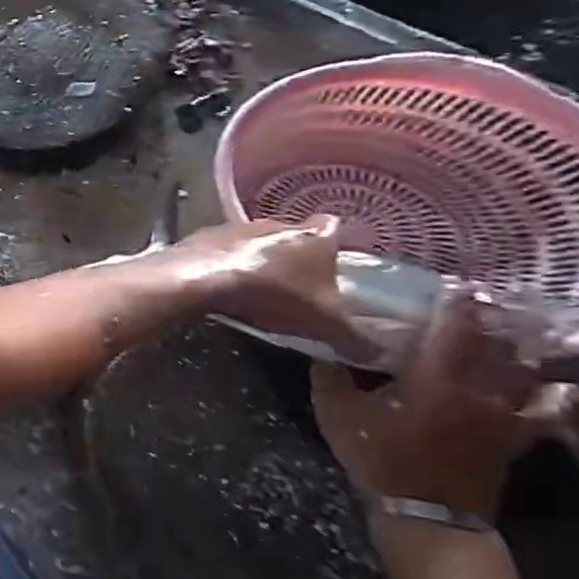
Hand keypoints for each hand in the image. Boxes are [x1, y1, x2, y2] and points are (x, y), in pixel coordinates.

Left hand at [165, 216, 377, 362]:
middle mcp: (272, 223)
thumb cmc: (272, 295)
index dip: (335, 239)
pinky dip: (224, 259)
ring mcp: (231, 226)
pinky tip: (224, 279)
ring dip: (256, 254)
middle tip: (299, 277)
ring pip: (252, 237)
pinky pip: (219, 247)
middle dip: (294, 250)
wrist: (197, 281)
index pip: (332, 226)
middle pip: (290, 231)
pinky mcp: (198, 236)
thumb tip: (380, 355)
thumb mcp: (326, 325)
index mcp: (312, 236)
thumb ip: (357, 339)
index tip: (336, 255)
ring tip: (261, 280)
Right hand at [312, 298, 538, 517]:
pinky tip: (551, 387)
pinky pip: (547, 412)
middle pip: (499, 350)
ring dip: (522, 354)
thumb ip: (330, 374)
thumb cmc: (375, 452)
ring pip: (528, 376)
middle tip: (488, 304)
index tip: (456, 286)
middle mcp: (478, 391)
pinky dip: (554, 396)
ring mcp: (505, 417)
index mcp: (433, 379)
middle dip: (495, 325)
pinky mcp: (516, 438)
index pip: (452, 332)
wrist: (424, 508)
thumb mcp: (334, 409)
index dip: (455, 308)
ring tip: (516, 337)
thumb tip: (325, 348)